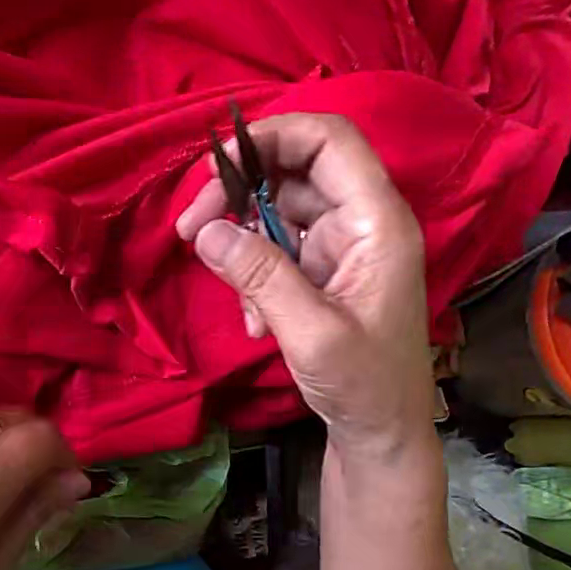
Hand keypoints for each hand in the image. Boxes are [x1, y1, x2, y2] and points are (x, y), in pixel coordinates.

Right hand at [176, 113, 435, 456]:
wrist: (379, 433)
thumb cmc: (363, 385)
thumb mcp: (311, 333)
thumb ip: (261, 277)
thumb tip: (206, 232)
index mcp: (377, 222)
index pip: (329, 141)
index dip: (272, 136)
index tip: (215, 166)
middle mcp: (360, 223)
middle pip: (292, 174)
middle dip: (238, 197)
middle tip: (191, 229)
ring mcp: (340, 249)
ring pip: (277, 215)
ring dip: (244, 249)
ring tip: (242, 304)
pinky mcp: (322, 275)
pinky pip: (276, 254)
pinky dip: (254, 279)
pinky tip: (257, 322)